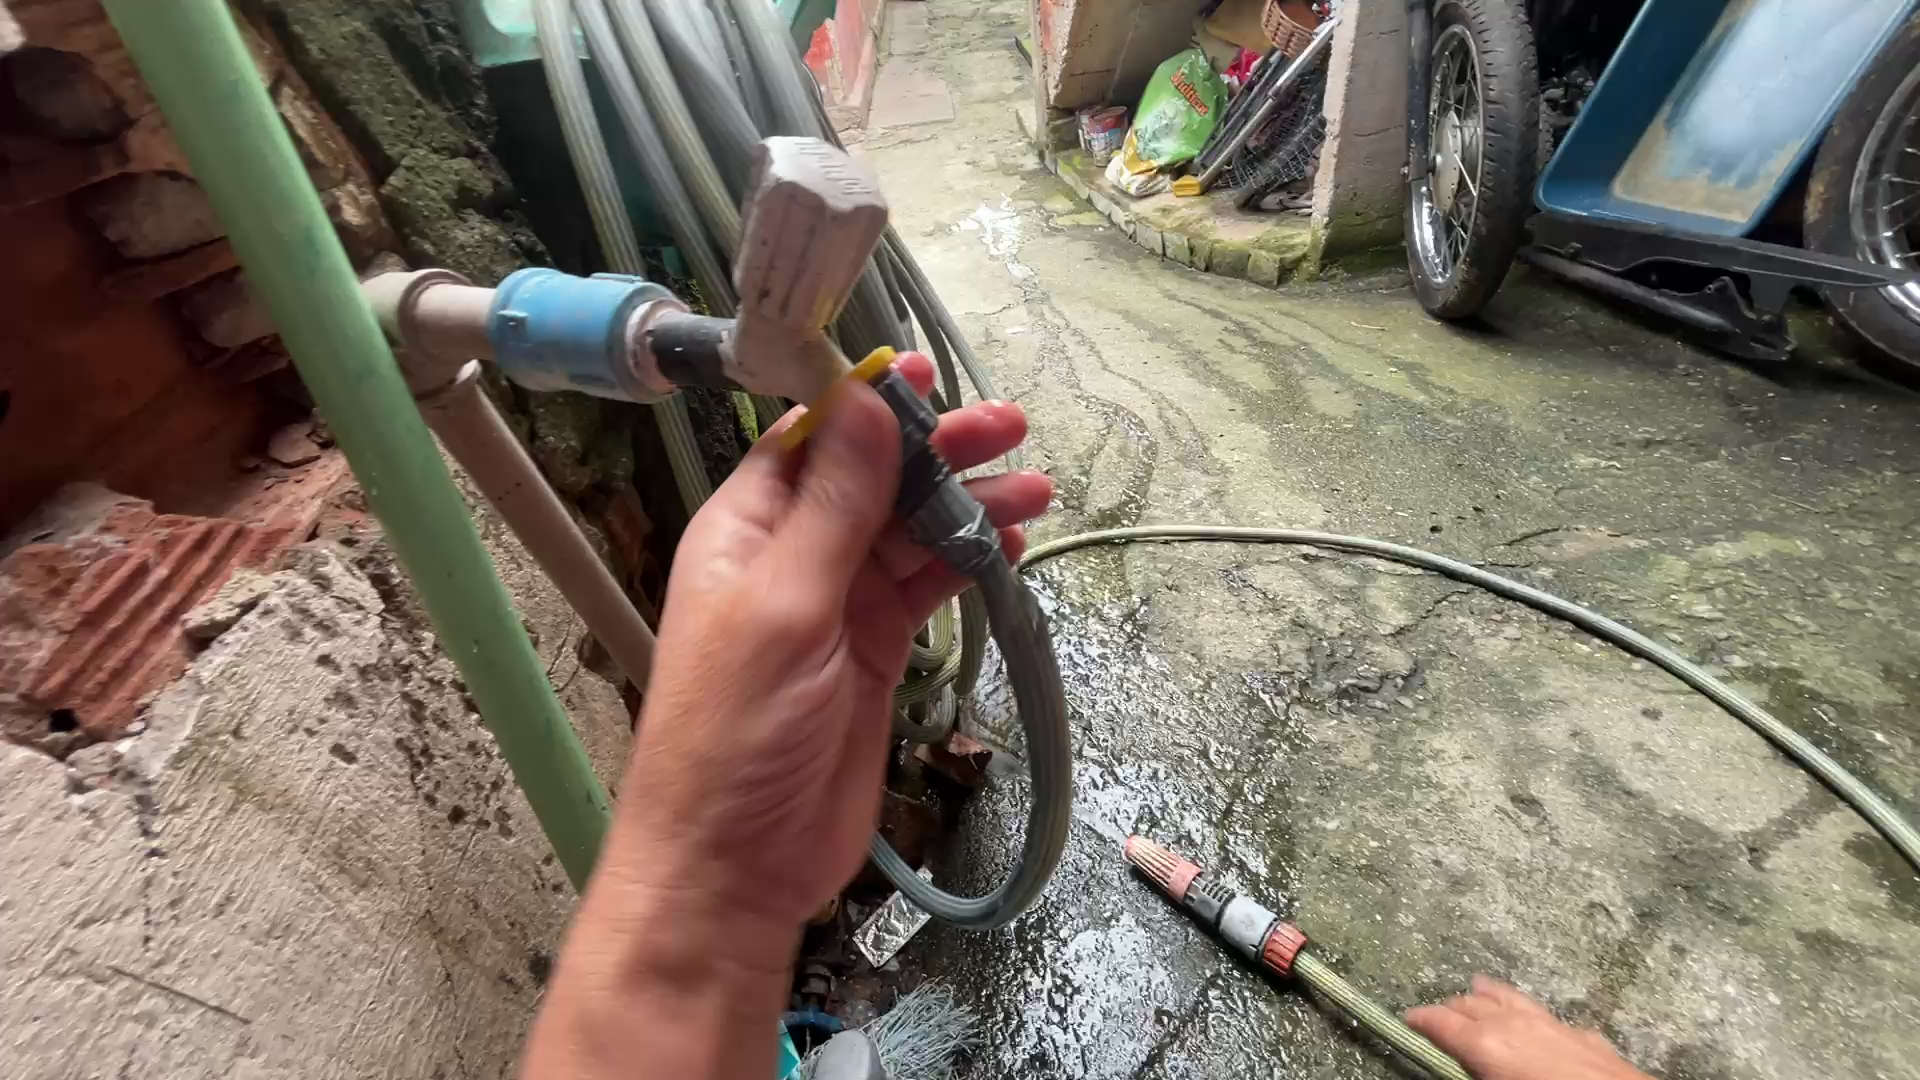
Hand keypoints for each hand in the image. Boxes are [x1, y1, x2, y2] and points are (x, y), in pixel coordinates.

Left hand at [615, 351, 1049, 928]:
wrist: (741, 861)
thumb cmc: (740, 726)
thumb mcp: (785, 603)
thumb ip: (833, 506)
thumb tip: (868, 403)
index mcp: (748, 527)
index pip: (812, 442)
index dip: (868, 406)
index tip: (928, 375)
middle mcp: (795, 553)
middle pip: (874, 481)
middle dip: (937, 452)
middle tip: (1009, 427)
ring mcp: (841, 601)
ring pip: (909, 533)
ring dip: (966, 508)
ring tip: (1033, 489)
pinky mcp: (878, 645)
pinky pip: (926, 586)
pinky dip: (964, 562)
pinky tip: (1007, 544)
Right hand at [1405, 976, 1652, 1079]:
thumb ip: (1474, 1073)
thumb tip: (1458, 1065)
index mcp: (1484, 1045)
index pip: (1436, 1020)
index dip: (1417, 1020)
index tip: (1405, 1022)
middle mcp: (1510, 1024)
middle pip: (1467, 1003)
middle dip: (1449, 1009)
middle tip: (1438, 1021)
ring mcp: (1552, 1026)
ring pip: (1506, 997)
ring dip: (1486, 997)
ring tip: (1476, 991)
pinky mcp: (1588, 1037)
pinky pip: (1549, 1018)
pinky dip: (1533, 1019)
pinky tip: (1541, 1029)